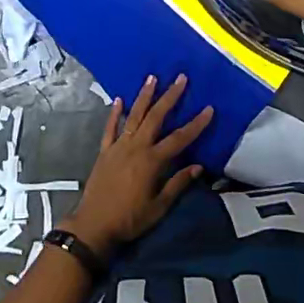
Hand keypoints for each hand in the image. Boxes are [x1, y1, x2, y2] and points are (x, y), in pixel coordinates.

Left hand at [65, 74, 210, 255]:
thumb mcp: (159, 207)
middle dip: (169, 97)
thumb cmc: (130, 219)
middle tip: (180, 79)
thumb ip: (178, 184)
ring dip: (144, 96)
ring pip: (134, 116)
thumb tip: (197, 166)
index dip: (196, 124)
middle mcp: (136, 147)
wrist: (94, 224)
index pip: (179, 138)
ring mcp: (118, 147)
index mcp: (152, 161)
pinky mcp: (104, 151)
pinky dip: (115, 113)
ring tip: (152, 78)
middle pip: (156, 117)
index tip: (208, 108)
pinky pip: (110, 128)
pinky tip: (119, 99)